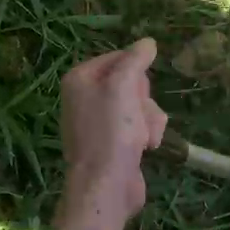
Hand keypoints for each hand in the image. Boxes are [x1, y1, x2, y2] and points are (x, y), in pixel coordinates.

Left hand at [45, 38, 167, 229]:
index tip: (139, 86)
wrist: (106, 187)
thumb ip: (135, 59)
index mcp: (80, 78)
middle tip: (138, 113)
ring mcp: (101, 122)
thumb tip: (147, 41)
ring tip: (144, 137)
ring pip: (140, 105)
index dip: (135, 70)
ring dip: (149, 119)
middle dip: (143, 99)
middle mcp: (86, 97)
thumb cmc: (110, 131)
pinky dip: (147, 135)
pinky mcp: (116, 143)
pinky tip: (147, 148)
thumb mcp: (123, 86)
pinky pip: (140, 126)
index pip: (117, 57)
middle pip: (131, 82)